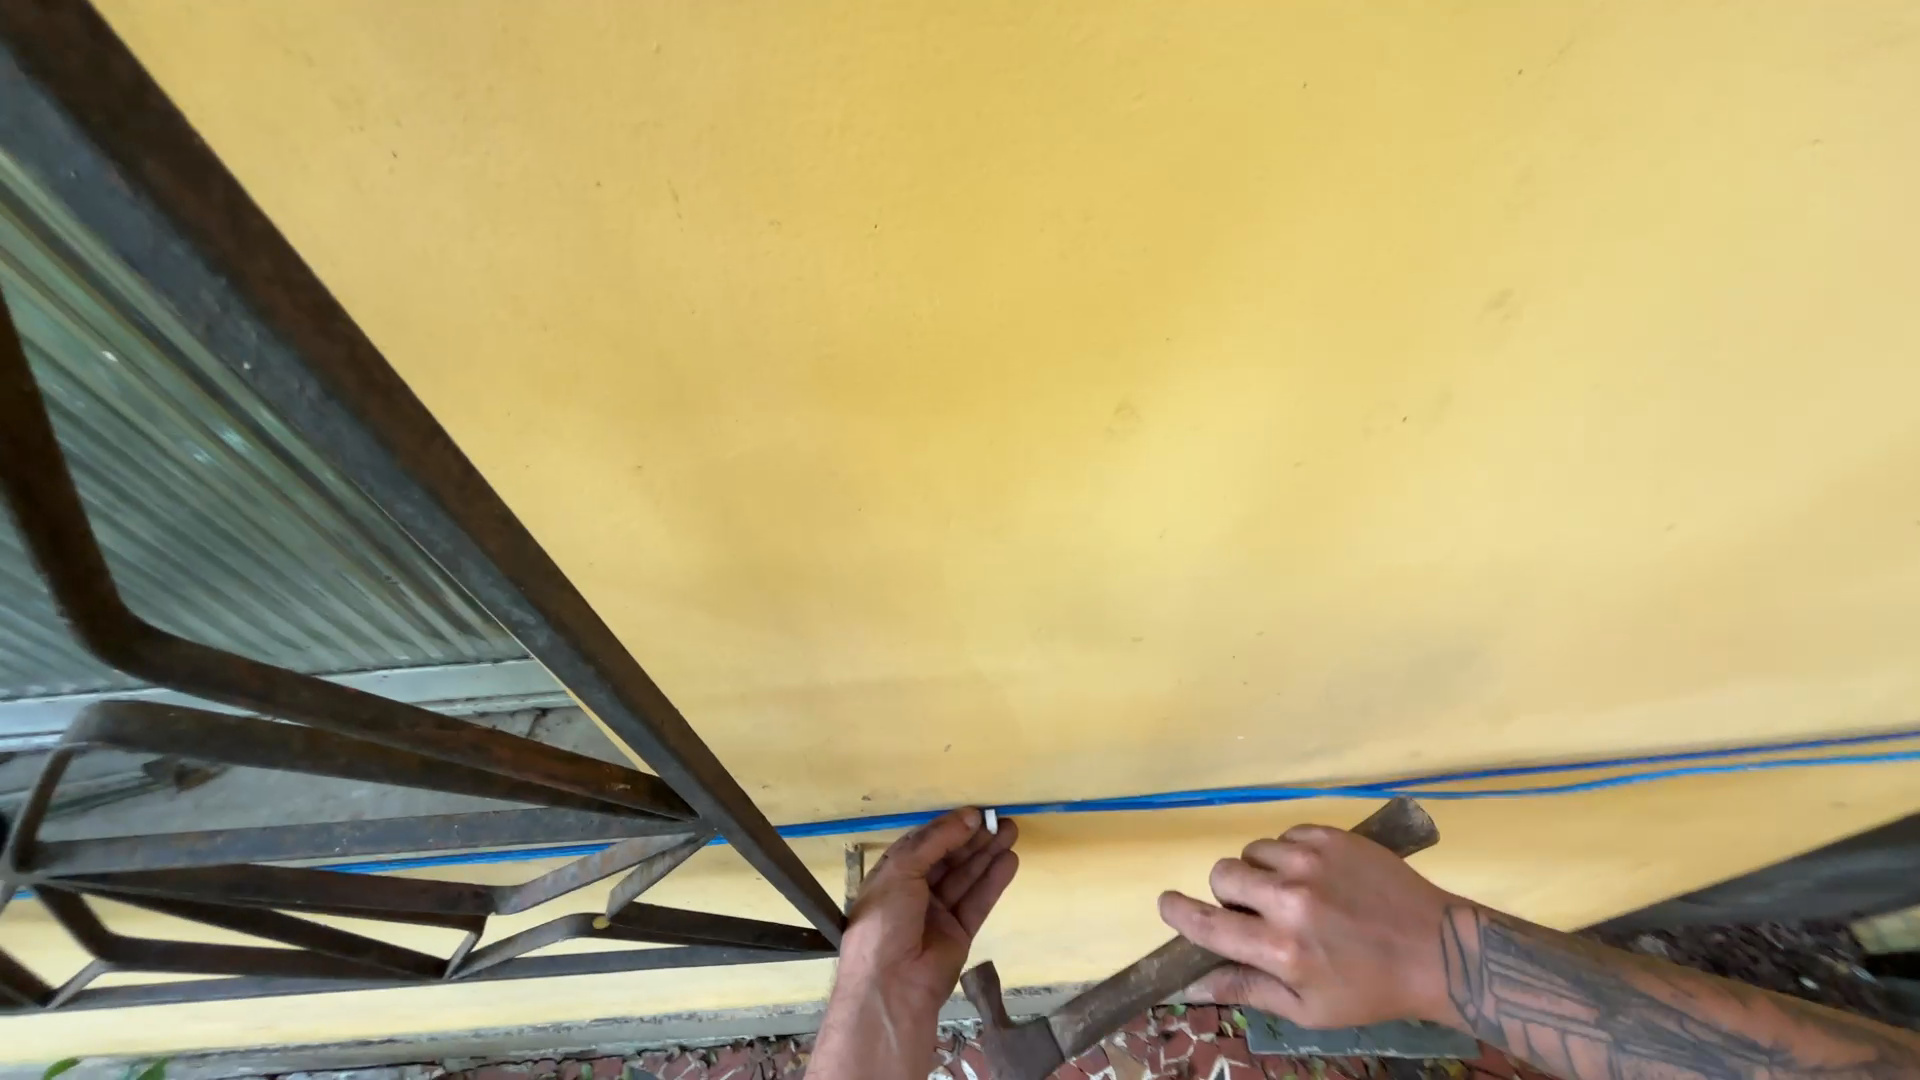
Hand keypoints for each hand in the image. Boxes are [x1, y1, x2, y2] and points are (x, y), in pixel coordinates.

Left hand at [819, 808, 1018, 1071]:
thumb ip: (936, 841)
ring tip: (1012, 832)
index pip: (925, 843)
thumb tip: (969, 817)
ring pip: (967, 877)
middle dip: (974, 838)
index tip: (976, 813)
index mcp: (894, 874)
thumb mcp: (901, 870)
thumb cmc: (885, 921)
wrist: (891, 986)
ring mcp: (938, 914)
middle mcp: (915, 891)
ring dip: (988, 854)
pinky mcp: (959, 933)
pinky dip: (994, 881)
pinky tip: (1009, 862)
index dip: (950, 827)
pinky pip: (978, 901)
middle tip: (1001, 820)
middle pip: (950, 858)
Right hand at [1158, 823, 1456, 1028]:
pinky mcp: (1328, 836)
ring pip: (1252, 851)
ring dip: (1261, 871)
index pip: (1208, 923)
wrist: (1440, 950)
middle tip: (1259, 910)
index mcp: (1282, 949)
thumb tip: (1189, 986)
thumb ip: (1245, 989)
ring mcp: (1310, 861)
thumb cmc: (1370, 989)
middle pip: (1222, 874)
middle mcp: (1290, 900)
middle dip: (1230, 892)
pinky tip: (1318, 876)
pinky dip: (1289, 854)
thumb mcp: (1308, 1009)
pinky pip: (1283, 835)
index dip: (1179, 911)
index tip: (1167, 903)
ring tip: (1295, 892)